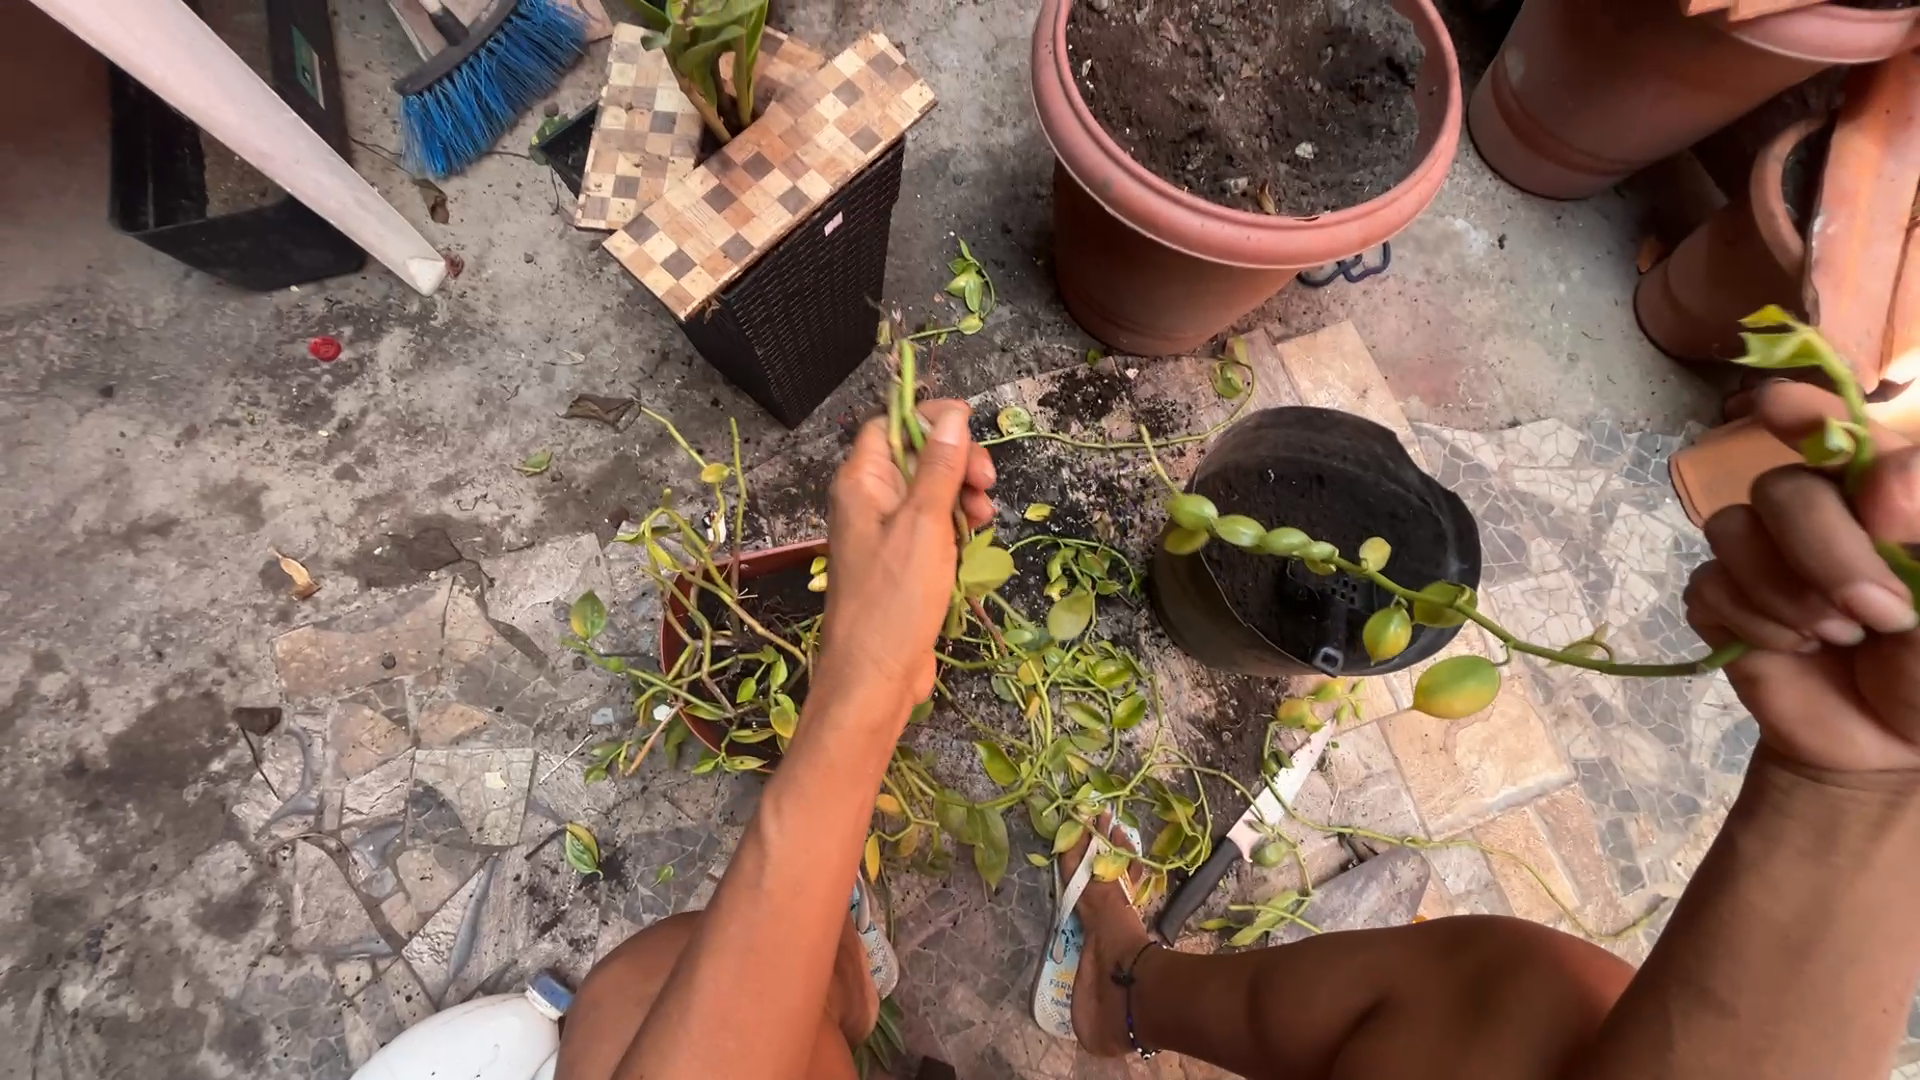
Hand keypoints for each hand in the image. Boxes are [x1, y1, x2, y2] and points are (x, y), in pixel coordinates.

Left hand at [815, 400, 994, 718]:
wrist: (876, 675)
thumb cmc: (896, 597)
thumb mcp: (925, 524)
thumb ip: (939, 467)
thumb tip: (953, 414)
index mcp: (861, 482)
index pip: (890, 423)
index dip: (929, 418)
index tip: (971, 427)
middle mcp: (869, 501)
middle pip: (917, 456)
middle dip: (957, 462)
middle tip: (987, 482)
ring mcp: (886, 533)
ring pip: (931, 493)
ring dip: (963, 497)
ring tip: (986, 517)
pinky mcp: (903, 562)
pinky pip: (933, 528)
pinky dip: (957, 527)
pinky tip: (976, 539)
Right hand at [1684, 382, 1919, 772]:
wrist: (1893, 741)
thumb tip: (1879, 487)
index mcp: (1885, 502)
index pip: (1840, 434)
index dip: (1804, 416)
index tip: (1773, 406)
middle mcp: (1819, 516)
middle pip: (1780, 487)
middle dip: (1826, 549)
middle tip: (1880, 612)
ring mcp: (1760, 556)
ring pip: (1730, 530)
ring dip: (1785, 590)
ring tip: (1837, 636)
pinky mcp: (1717, 597)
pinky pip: (1707, 585)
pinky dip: (1753, 620)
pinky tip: (1792, 645)